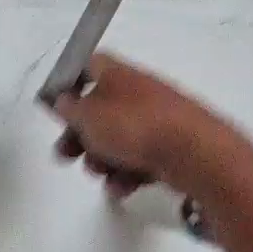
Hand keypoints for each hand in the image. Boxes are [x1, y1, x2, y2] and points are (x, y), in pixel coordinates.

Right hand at [47, 53, 222, 195]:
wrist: (196, 154)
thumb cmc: (134, 127)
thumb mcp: (87, 116)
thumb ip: (68, 108)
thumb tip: (63, 101)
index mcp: (118, 73)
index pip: (88, 65)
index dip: (69, 82)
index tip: (56, 105)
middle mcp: (139, 91)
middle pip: (100, 109)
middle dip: (80, 134)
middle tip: (66, 153)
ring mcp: (159, 118)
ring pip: (119, 137)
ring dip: (101, 158)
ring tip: (99, 174)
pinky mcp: (174, 146)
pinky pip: (140, 157)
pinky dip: (127, 172)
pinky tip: (122, 187)